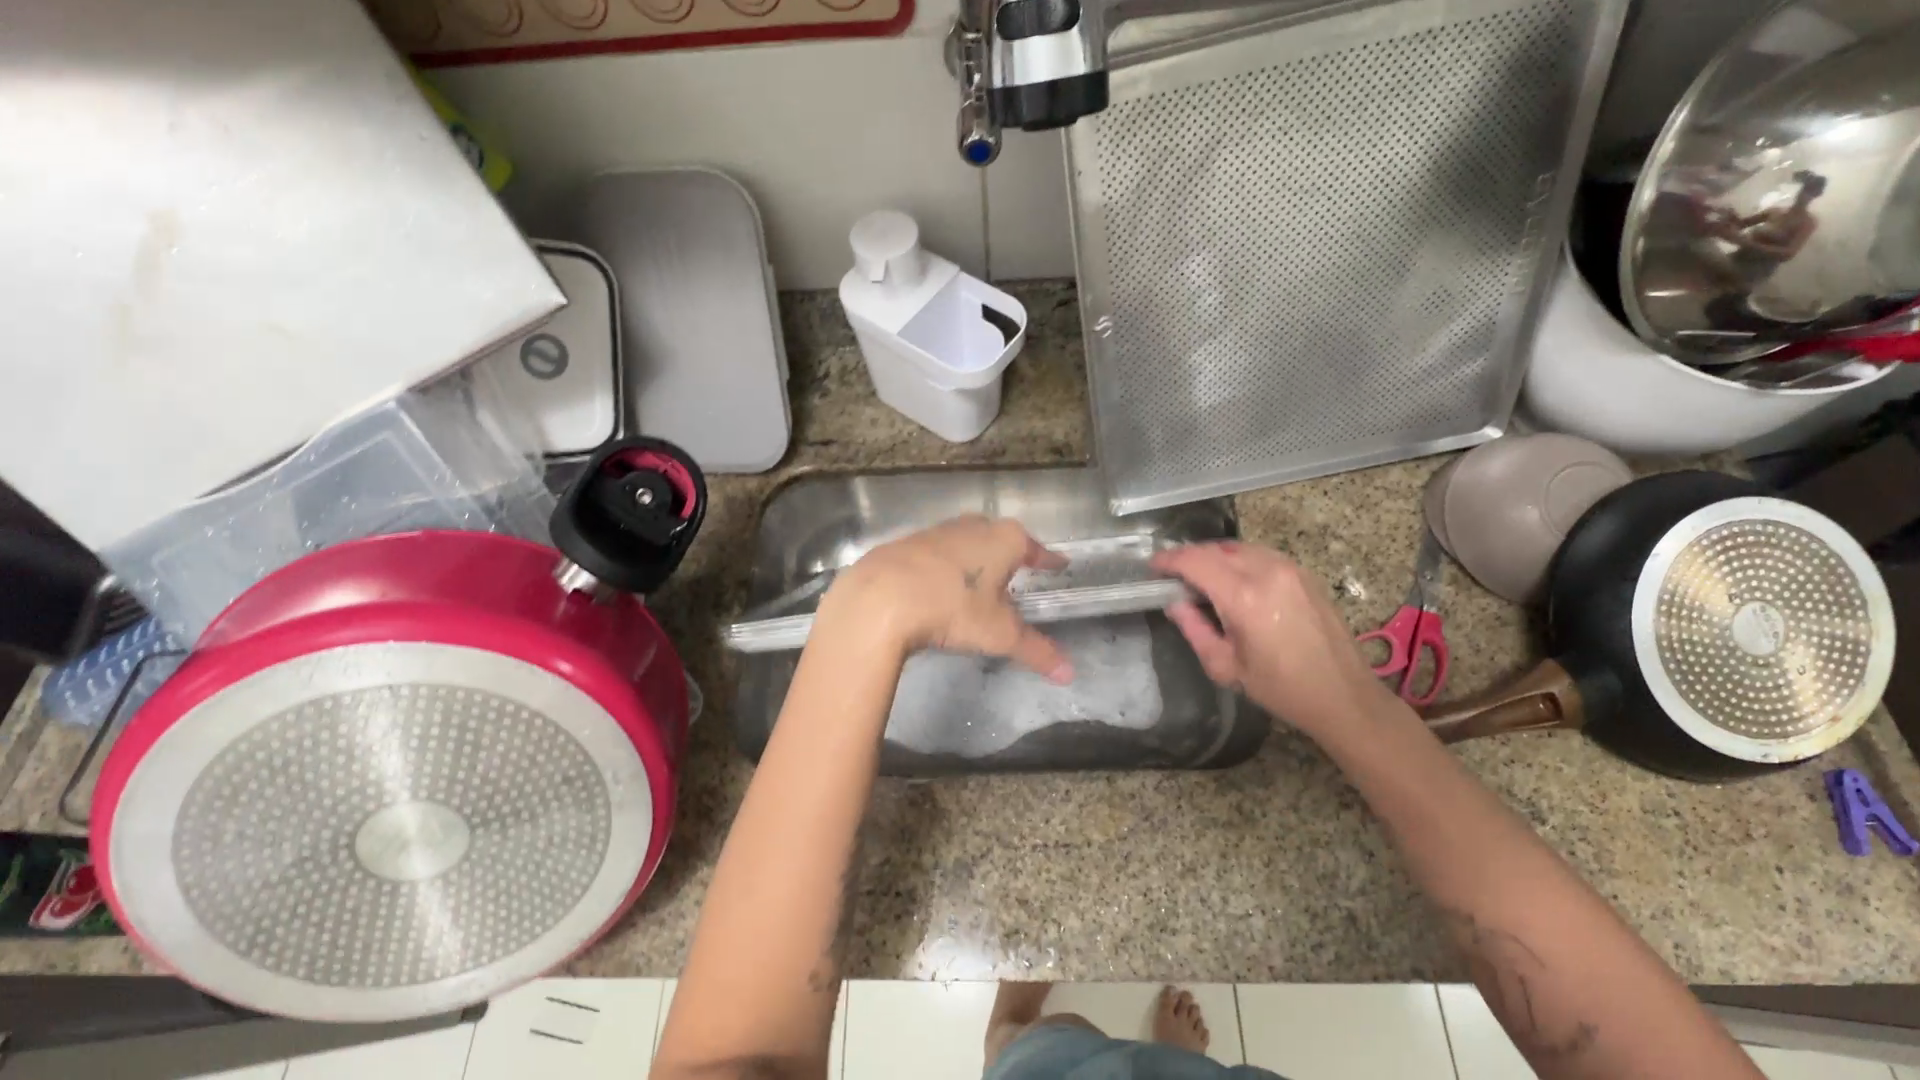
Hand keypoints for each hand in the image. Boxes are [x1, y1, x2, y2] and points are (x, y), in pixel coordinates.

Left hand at [820, 515, 1072, 682]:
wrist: (881, 597)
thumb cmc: (953, 609)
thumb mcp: (999, 634)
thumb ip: (1036, 651)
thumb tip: (1070, 674)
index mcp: (1004, 540)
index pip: (1035, 548)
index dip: (1048, 560)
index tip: (1058, 564)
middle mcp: (972, 527)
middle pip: (998, 538)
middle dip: (1008, 555)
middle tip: (1016, 573)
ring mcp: (936, 532)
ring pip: (964, 543)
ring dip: (973, 560)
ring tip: (976, 583)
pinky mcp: (905, 545)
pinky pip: (934, 555)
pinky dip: (942, 569)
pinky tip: (937, 588)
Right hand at [1151, 542, 1400, 738]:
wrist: (1343, 694)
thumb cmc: (1281, 688)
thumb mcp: (1226, 667)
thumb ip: (1195, 629)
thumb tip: (1176, 604)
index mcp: (1244, 597)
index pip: (1195, 562)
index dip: (1169, 561)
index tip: (1152, 568)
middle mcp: (1267, 572)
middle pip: (1216, 549)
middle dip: (1190, 557)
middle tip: (1173, 576)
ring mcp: (1290, 569)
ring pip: (1239, 548)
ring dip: (1215, 556)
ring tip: (1200, 577)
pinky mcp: (1305, 574)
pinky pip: (1262, 555)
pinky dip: (1239, 560)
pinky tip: (1233, 580)